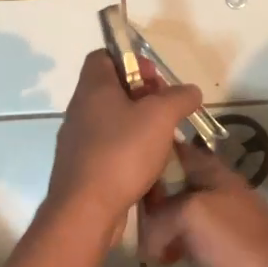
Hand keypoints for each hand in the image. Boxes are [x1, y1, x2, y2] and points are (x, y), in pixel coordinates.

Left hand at [46, 50, 202, 225]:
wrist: (85, 210)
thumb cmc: (121, 152)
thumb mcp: (160, 117)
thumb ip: (179, 98)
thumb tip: (191, 91)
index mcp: (93, 88)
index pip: (104, 56)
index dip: (131, 59)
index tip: (155, 78)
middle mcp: (80, 109)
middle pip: (111, 89)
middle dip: (142, 95)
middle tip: (166, 110)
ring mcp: (77, 140)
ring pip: (111, 120)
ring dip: (137, 125)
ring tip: (162, 139)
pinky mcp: (81, 168)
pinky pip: (107, 148)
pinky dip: (127, 150)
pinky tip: (147, 166)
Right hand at [138, 142, 267, 266]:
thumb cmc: (237, 242)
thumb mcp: (190, 217)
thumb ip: (159, 219)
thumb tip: (147, 241)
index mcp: (209, 170)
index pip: (173, 147)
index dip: (149, 151)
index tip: (122, 165)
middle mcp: (214, 187)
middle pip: (172, 182)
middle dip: (150, 196)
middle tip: (127, 213)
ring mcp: (221, 217)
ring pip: (180, 212)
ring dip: (162, 226)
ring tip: (143, 242)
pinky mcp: (225, 246)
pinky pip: (191, 238)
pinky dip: (177, 246)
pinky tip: (169, 260)